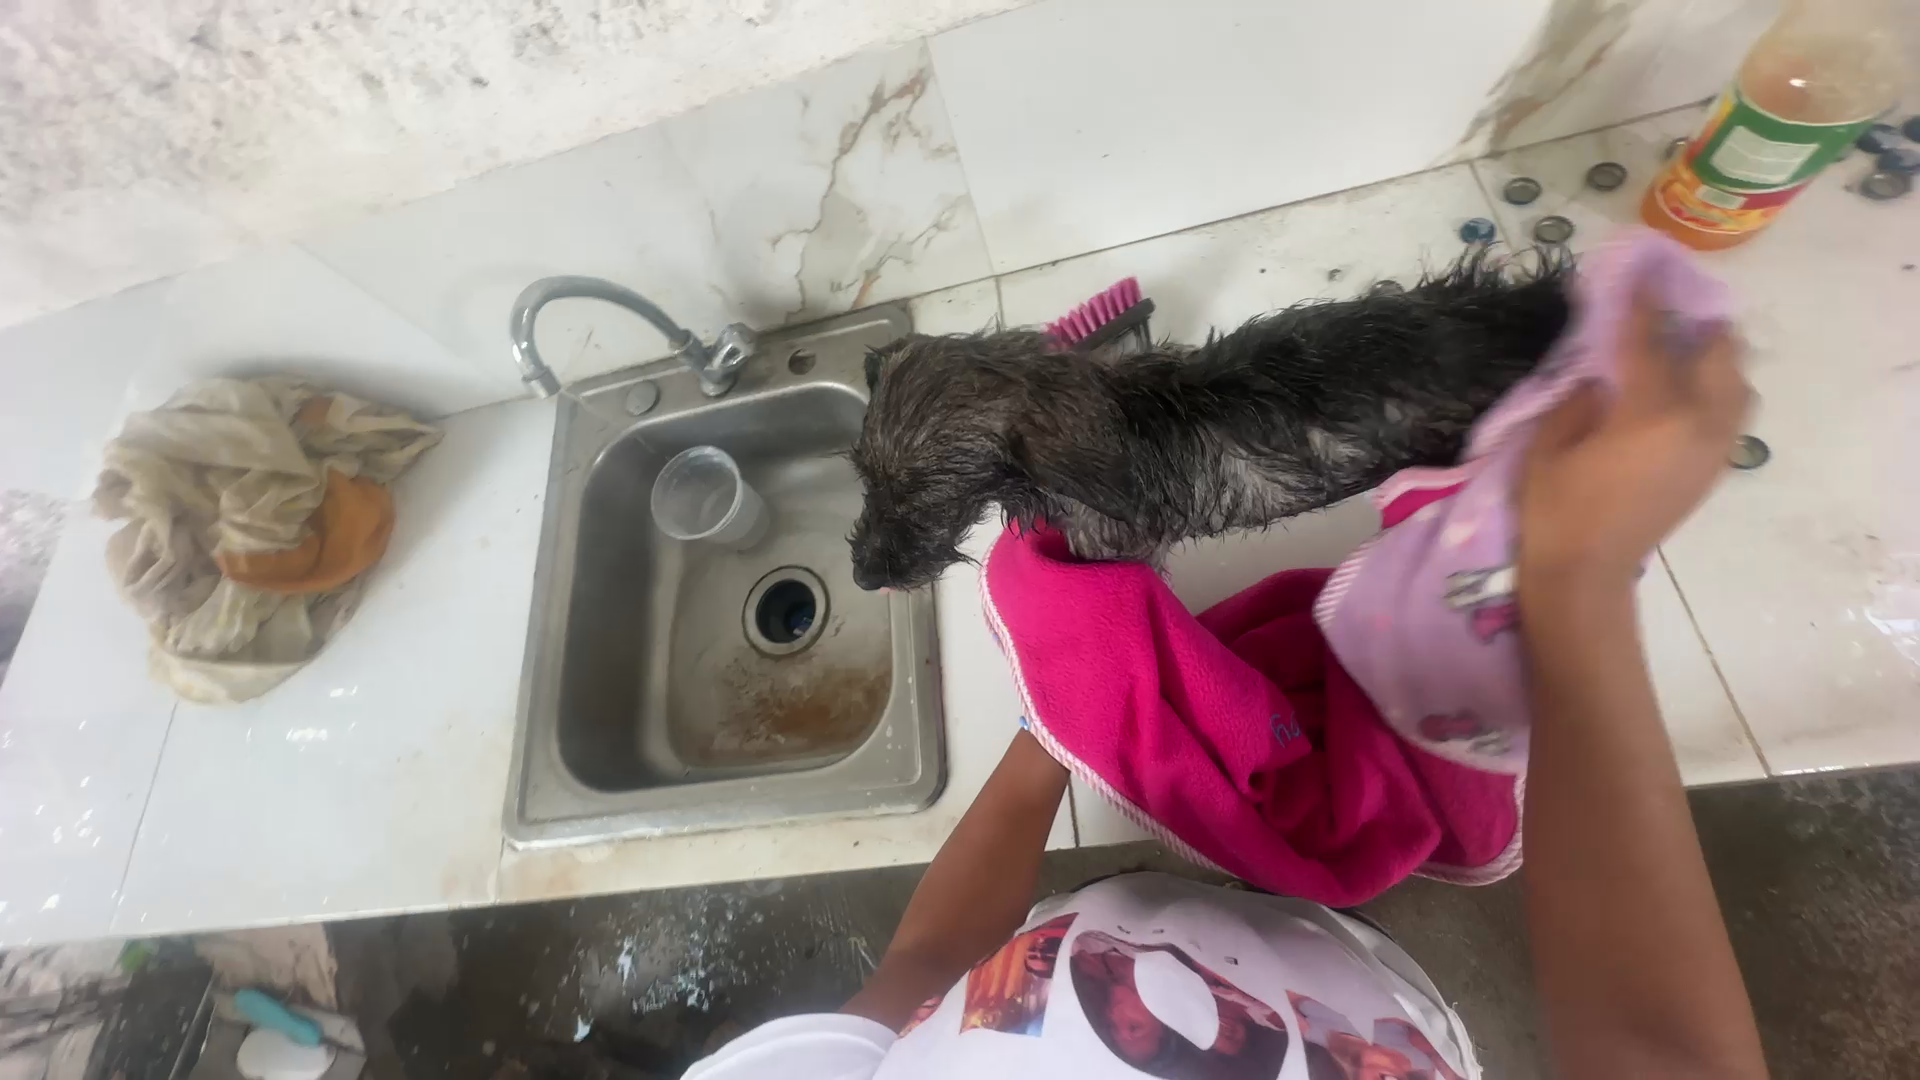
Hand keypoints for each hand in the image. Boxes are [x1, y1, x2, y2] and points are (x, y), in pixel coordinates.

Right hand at [1518, 293, 1749, 597]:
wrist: (1587, 570)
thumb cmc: (1553, 509)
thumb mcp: (1548, 448)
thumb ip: (1578, 402)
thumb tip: (1600, 377)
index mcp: (1651, 415)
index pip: (1650, 344)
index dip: (1641, 307)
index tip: (1637, 274)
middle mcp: (1700, 421)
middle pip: (1717, 353)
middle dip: (1694, 324)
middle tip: (1662, 309)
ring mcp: (1716, 444)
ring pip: (1736, 380)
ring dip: (1712, 355)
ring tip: (1678, 346)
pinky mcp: (1716, 463)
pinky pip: (1731, 408)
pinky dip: (1713, 385)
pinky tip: (1681, 388)